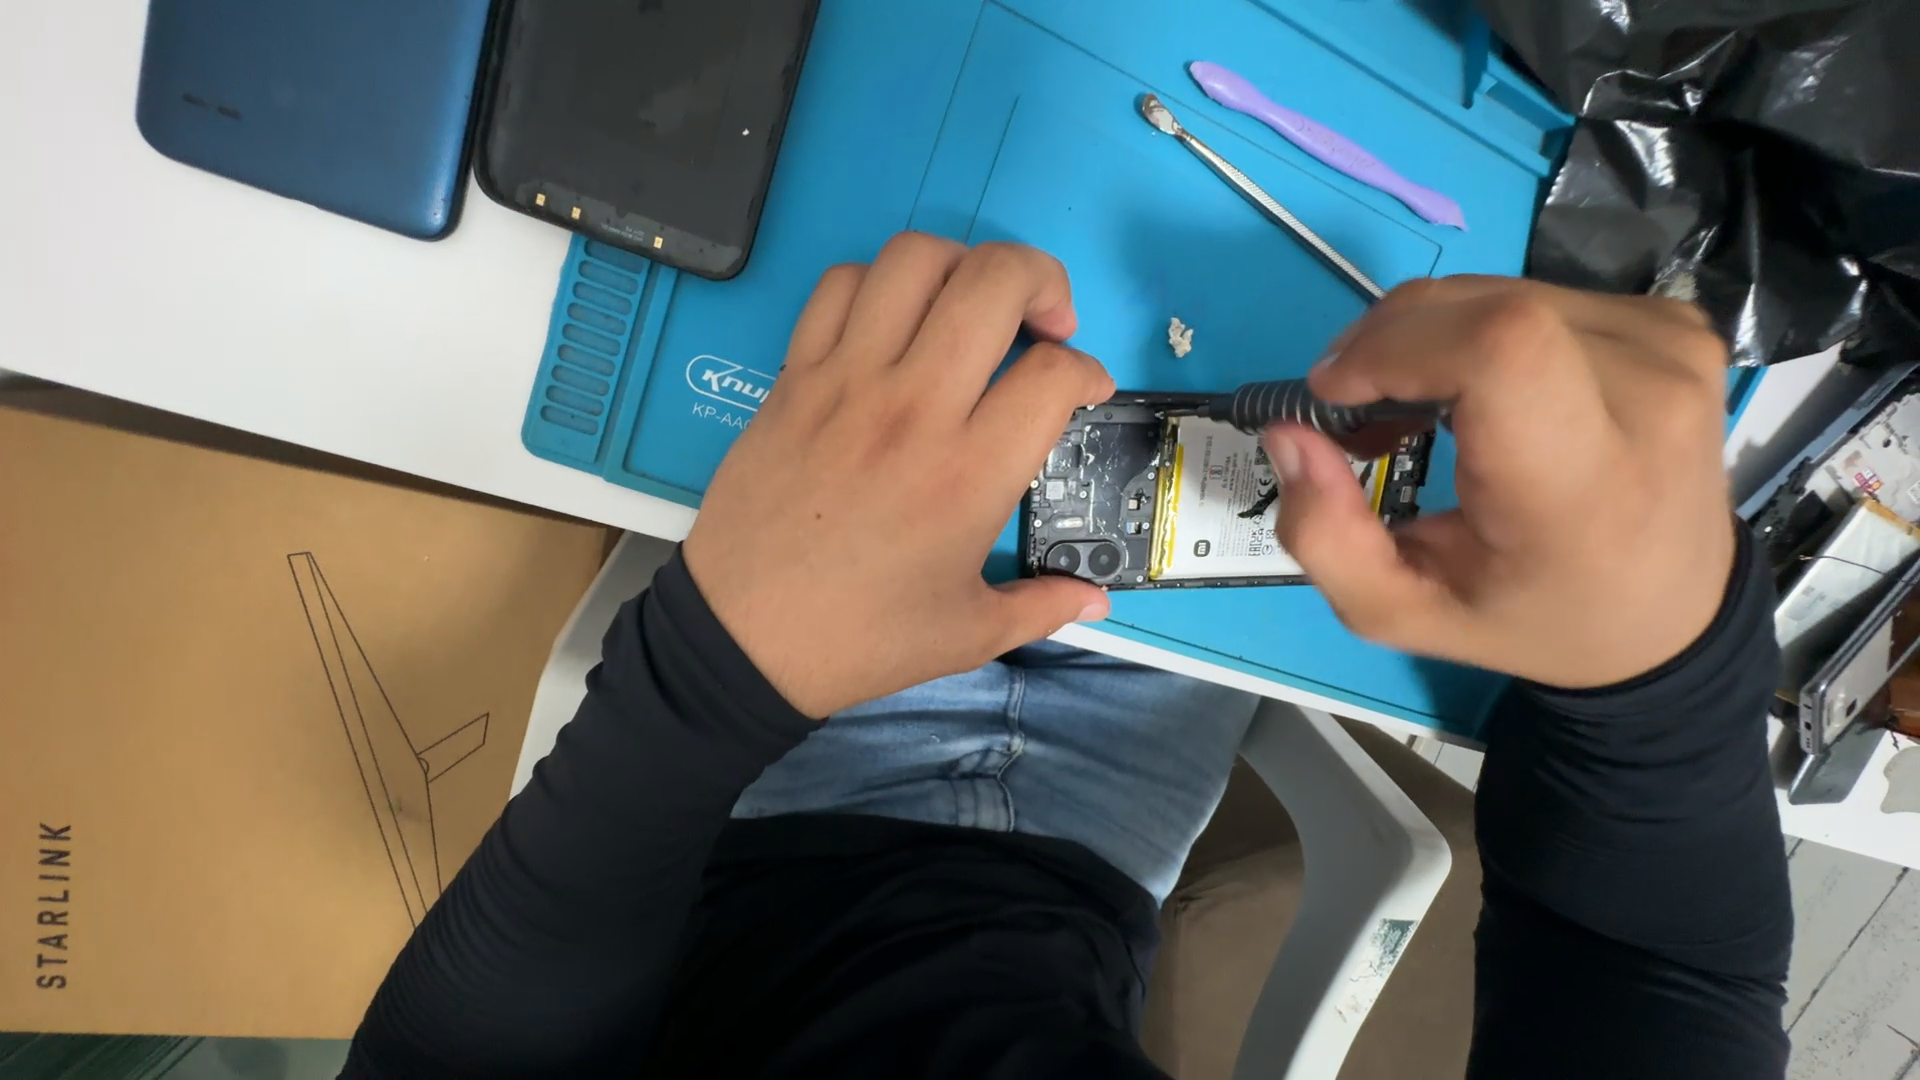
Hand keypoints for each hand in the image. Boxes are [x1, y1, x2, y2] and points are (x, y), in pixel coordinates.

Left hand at [682, 234, 1114, 716]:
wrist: (744, 638)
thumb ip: (1044, 609)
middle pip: (995, 281)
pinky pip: (838, 287)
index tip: (1084, 390)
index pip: (1054, 374)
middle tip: (1047, 321)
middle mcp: (914, 407)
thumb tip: (1096, 602)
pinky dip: (878, 283)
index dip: (1089, 372)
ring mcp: (846, 382)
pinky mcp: (794, 378)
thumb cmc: (861, 638)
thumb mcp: (968, 634)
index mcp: (970, 472)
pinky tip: (892, 322)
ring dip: (962, 265)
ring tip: (971, 307)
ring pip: (915, 260)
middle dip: (1043, 280)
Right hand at [1265, 277, 1734, 688]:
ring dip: (1417, 342)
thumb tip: (1288, 432)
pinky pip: (1525, 298)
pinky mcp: (1668, 325)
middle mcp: (1643, 394)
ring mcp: (1668, 347)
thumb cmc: (1520, 618)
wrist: (1666, 615)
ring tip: (1400, 412)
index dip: (1393, 348)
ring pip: (1490, 295)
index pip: (1498, 348)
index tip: (1333, 395)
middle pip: (1481, 309)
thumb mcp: (1394, 612)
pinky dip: (1462, 336)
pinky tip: (1460, 392)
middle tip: (1349, 412)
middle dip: (1382, 345)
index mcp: (1579, 482)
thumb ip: (1322, 537)